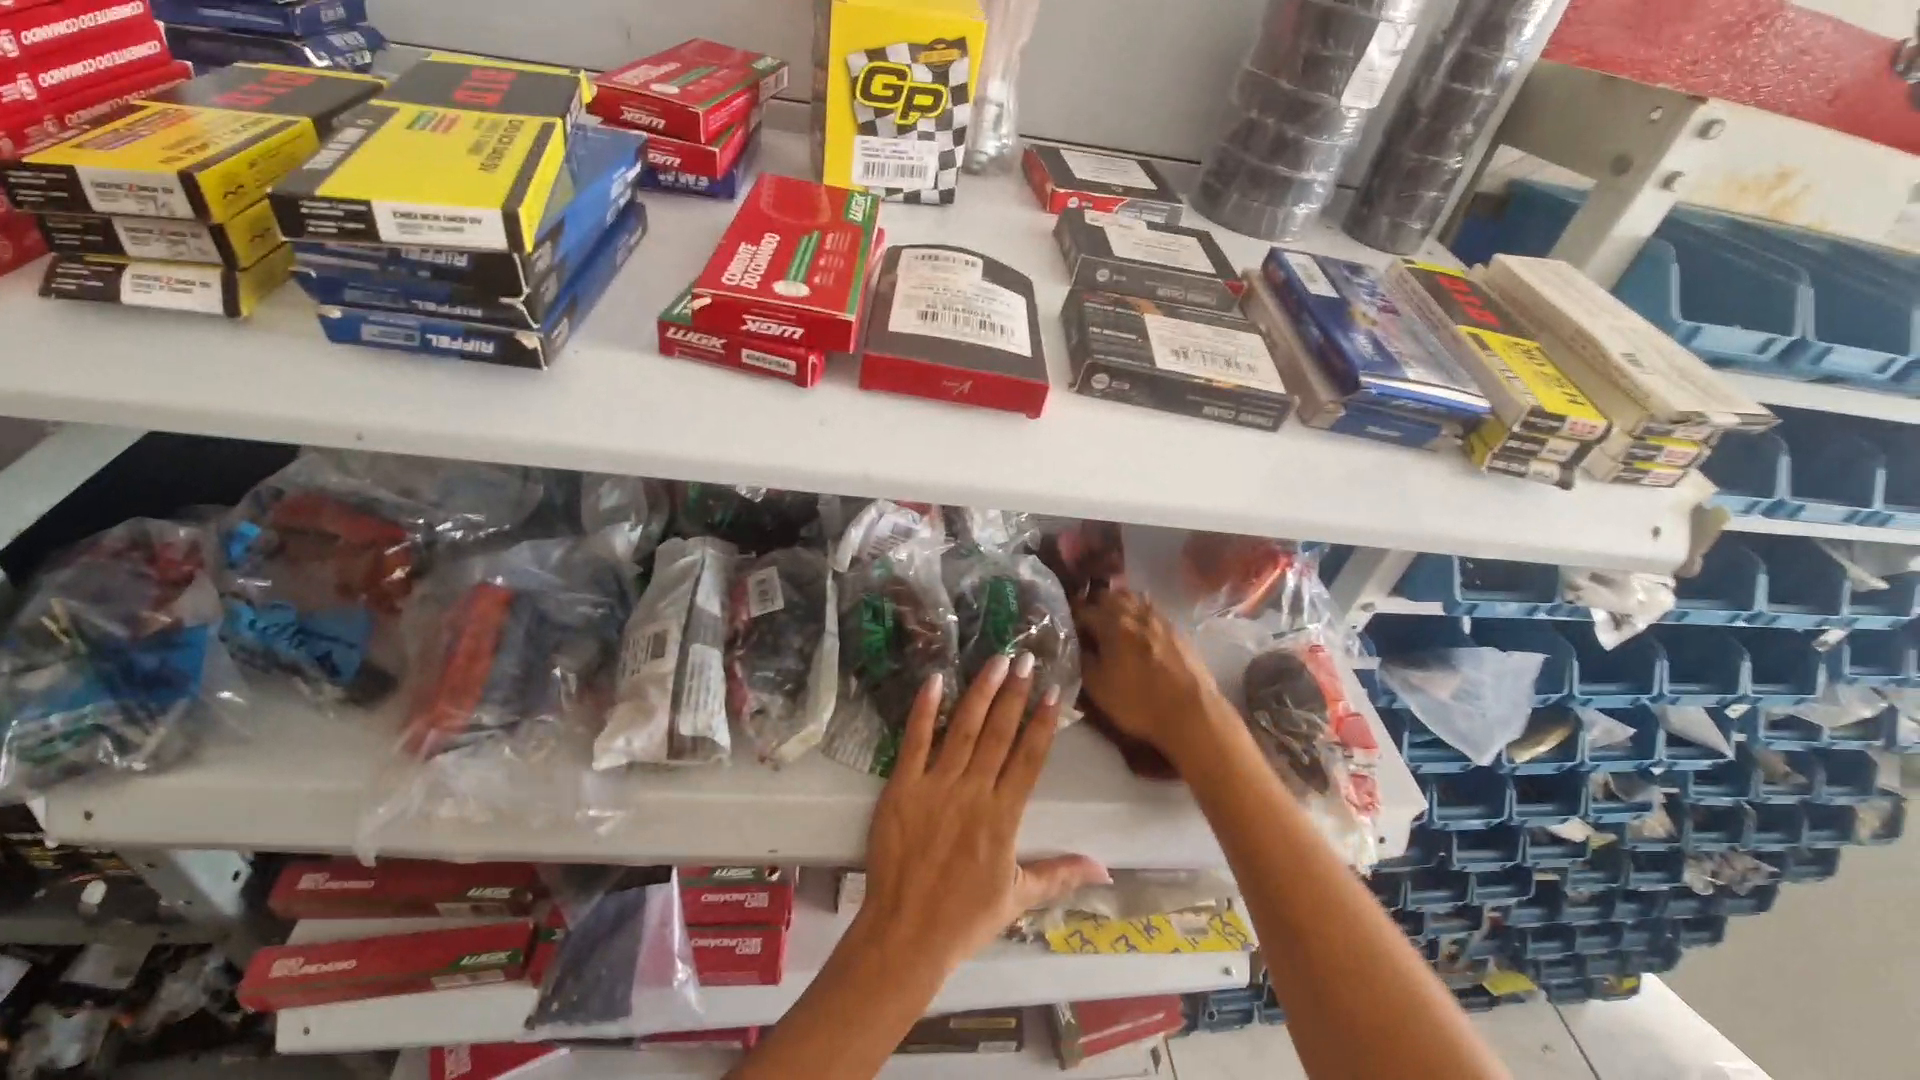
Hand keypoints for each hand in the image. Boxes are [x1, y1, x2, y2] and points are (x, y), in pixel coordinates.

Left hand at [858, 652, 1109, 973]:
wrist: (907, 934)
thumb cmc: (965, 918)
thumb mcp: (1019, 897)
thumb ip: (1061, 874)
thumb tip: (1106, 869)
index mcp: (1004, 816)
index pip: (1030, 757)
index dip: (1043, 722)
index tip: (1054, 690)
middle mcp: (974, 792)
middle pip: (999, 733)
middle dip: (1015, 693)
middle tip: (1026, 658)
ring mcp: (935, 787)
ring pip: (962, 729)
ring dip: (980, 693)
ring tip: (996, 661)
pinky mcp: (901, 789)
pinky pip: (914, 742)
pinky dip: (923, 710)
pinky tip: (935, 681)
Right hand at [1074, 588, 1234, 762]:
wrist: (1192, 712)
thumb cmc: (1138, 702)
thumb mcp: (1097, 687)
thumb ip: (1082, 659)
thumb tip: (1076, 643)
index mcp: (1111, 624)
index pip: (1082, 609)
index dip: (1070, 616)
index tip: (1065, 626)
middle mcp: (1134, 613)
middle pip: (1108, 596)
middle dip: (1094, 605)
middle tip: (1087, 623)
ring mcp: (1159, 618)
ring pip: (1132, 598)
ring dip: (1118, 605)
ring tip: (1112, 623)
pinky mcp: (1177, 629)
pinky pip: (1151, 610)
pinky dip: (1138, 614)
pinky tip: (1138, 630)